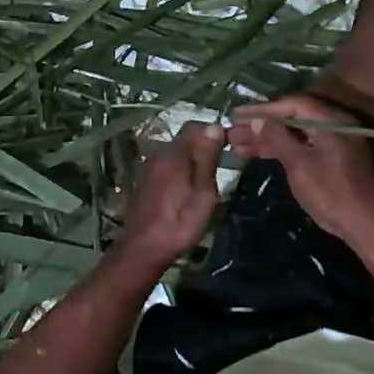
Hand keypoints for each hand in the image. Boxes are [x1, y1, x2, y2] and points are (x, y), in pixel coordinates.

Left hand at [118, 121, 226, 269]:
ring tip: (206, 182)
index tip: (229, 148)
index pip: (194, 127)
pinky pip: (167, 166)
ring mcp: (149, 168)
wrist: (144, 248)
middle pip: (184, 140)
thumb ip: (207, 158)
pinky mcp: (145, 182)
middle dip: (203, 147)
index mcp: (173, 153)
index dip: (213, 132)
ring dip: (191, 161)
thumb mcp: (203, 191)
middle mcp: (158, 154)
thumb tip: (214, 126)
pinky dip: (180, 171)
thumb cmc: (180, 221)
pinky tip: (187, 190)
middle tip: (220, 168)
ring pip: (175, 154)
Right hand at [228, 95, 373, 242]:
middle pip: (291, 118)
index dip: (261, 109)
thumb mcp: (299, 163)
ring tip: (237, 146)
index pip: (291, 104)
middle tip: (232, 133)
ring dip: (267, 139)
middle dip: (261, 125)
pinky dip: (281, 150)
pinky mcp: (331, 160)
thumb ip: (277, 137)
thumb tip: (257, 119)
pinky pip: (301, 147)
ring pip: (294, 134)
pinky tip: (258, 155)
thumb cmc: (332, 192)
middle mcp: (334, 126)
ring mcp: (333, 143)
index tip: (236, 114)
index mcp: (330, 120)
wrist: (366, 225)